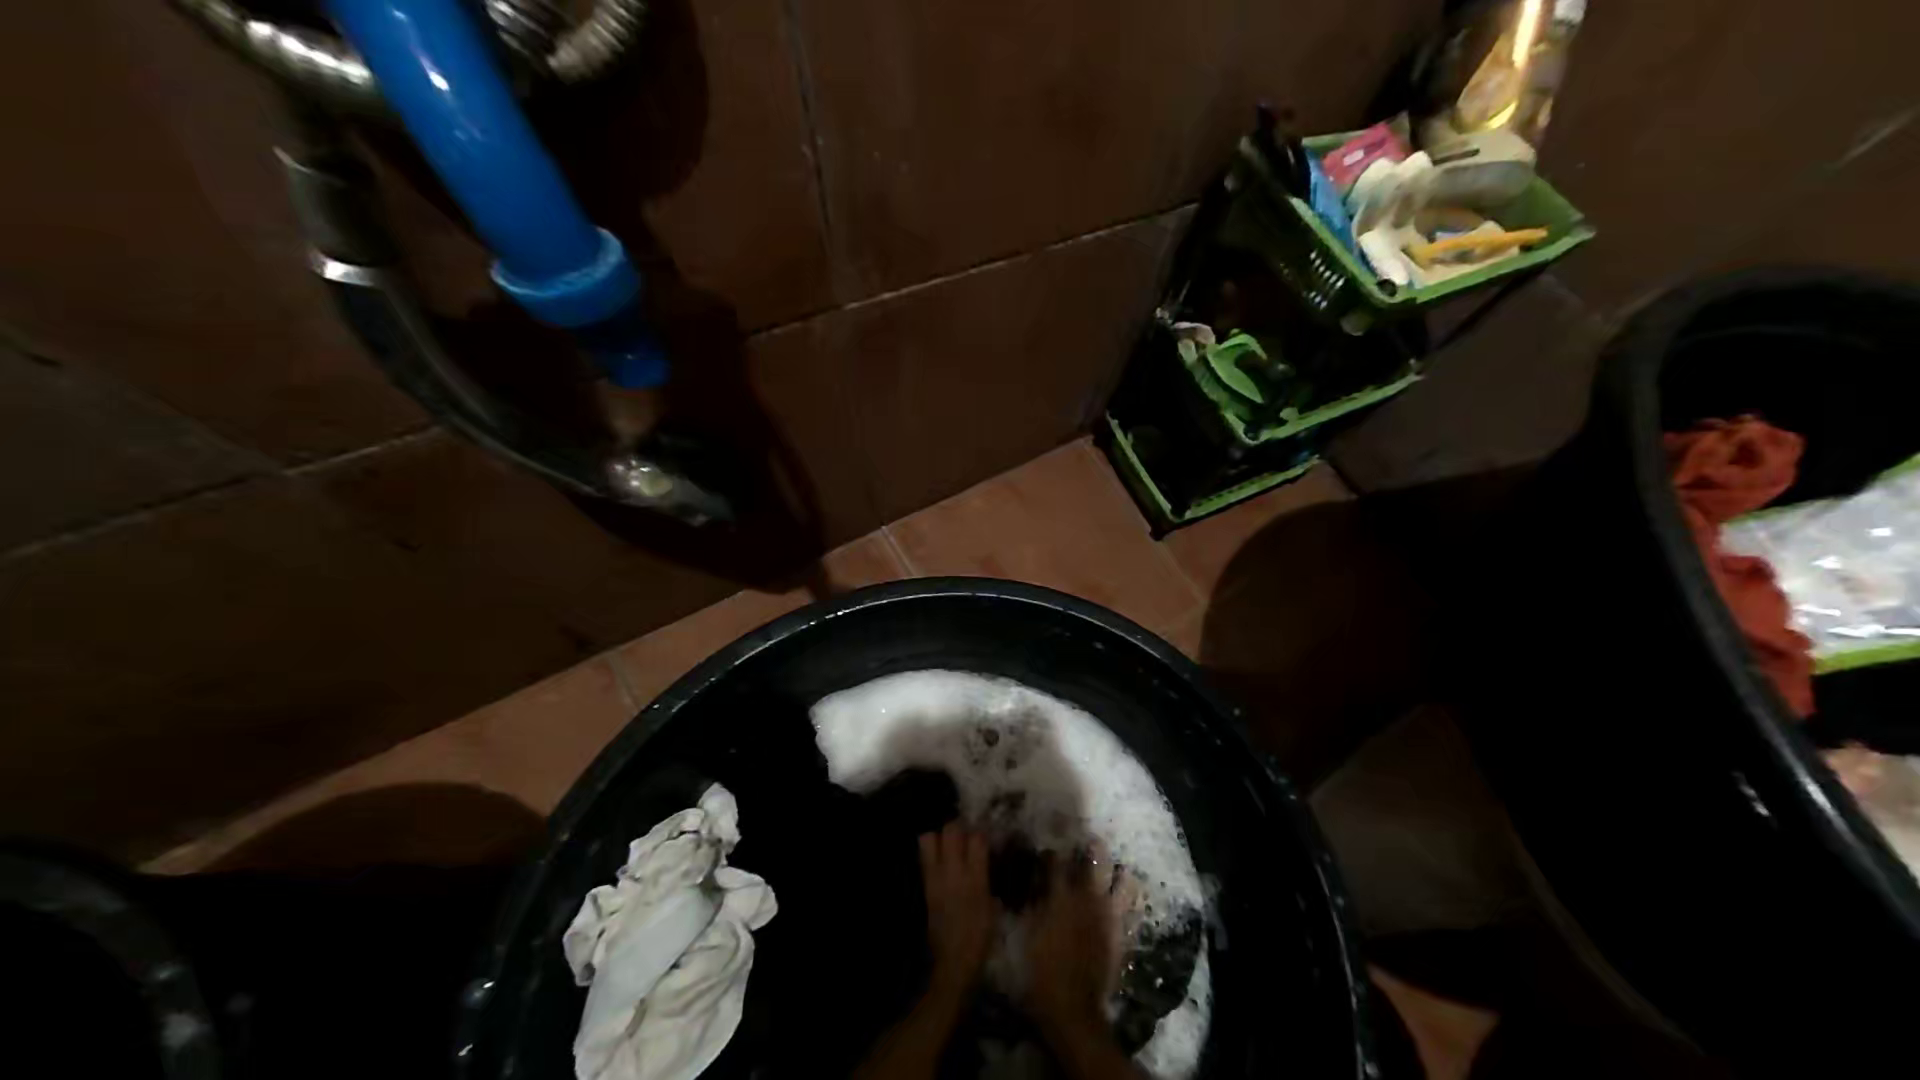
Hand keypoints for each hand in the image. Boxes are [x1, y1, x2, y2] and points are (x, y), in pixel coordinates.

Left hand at [919, 823, 993, 997]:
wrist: (954, 962)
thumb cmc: (980, 938)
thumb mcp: (994, 909)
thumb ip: (989, 881)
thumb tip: (986, 865)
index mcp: (975, 878)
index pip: (977, 838)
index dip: (982, 831)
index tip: (986, 832)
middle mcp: (953, 872)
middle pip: (950, 830)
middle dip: (959, 826)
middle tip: (966, 833)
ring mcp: (935, 877)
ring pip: (928, 838)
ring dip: (939, 836)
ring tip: (949, 843)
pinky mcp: (925, 887)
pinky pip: (924, 859)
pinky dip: (931, 853)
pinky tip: (941, 860)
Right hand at [1023, 848, 1125, 1044]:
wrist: (1072, 1010)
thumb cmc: (1040, 972)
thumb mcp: (1026, 934)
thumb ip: (1032, 903)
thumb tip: (1034, 884)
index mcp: (1060, 896)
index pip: (1055, 860)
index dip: (1051, 852)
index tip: (1047, 851)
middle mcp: (1088, 898)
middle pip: (1096, 859)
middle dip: (1092, 847)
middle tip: (1087, 843)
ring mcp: (1110, 915)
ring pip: (1124, 880)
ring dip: (1118, 872)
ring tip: (1113, 870)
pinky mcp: (1124, 934)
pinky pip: (1134, 909)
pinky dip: (1131, 899)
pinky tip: (1125, 898)